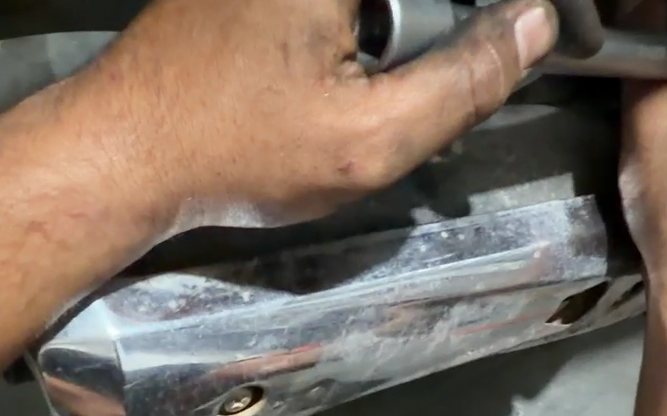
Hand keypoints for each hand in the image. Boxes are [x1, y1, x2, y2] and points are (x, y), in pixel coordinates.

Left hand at [71, 0, 558, 231]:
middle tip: (436, 85)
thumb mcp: (368, 142)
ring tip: (366, 92)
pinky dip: (369, 30)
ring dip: (407, 37)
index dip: (502, 15)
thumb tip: (534, 25)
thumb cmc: (240, 150)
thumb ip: (463, 84)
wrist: (132, 149)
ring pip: (388, 3)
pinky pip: (354, 5)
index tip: (531, 38)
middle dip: (443, 33)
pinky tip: (338, 78)